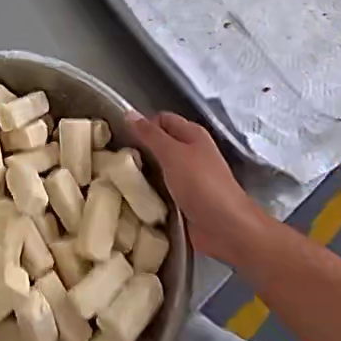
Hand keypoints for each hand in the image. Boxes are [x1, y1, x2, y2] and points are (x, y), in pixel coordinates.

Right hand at [124, 112, 273, 264]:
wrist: (225, 227)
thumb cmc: (201, 184)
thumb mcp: (172, 154)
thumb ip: (150, 134)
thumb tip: (129, 112)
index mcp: (192, 135)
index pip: (162, 119)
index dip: (143, 125)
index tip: (121, 138)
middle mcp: (191, 152)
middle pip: (159, 144)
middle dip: (139, 150)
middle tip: (116, 160)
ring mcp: (188, 177)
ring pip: (158, 168)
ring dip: (141, 173)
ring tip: (118, 178)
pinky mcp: (184, 199)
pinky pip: (160, 189)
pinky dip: (148, 192)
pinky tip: (133, 196)